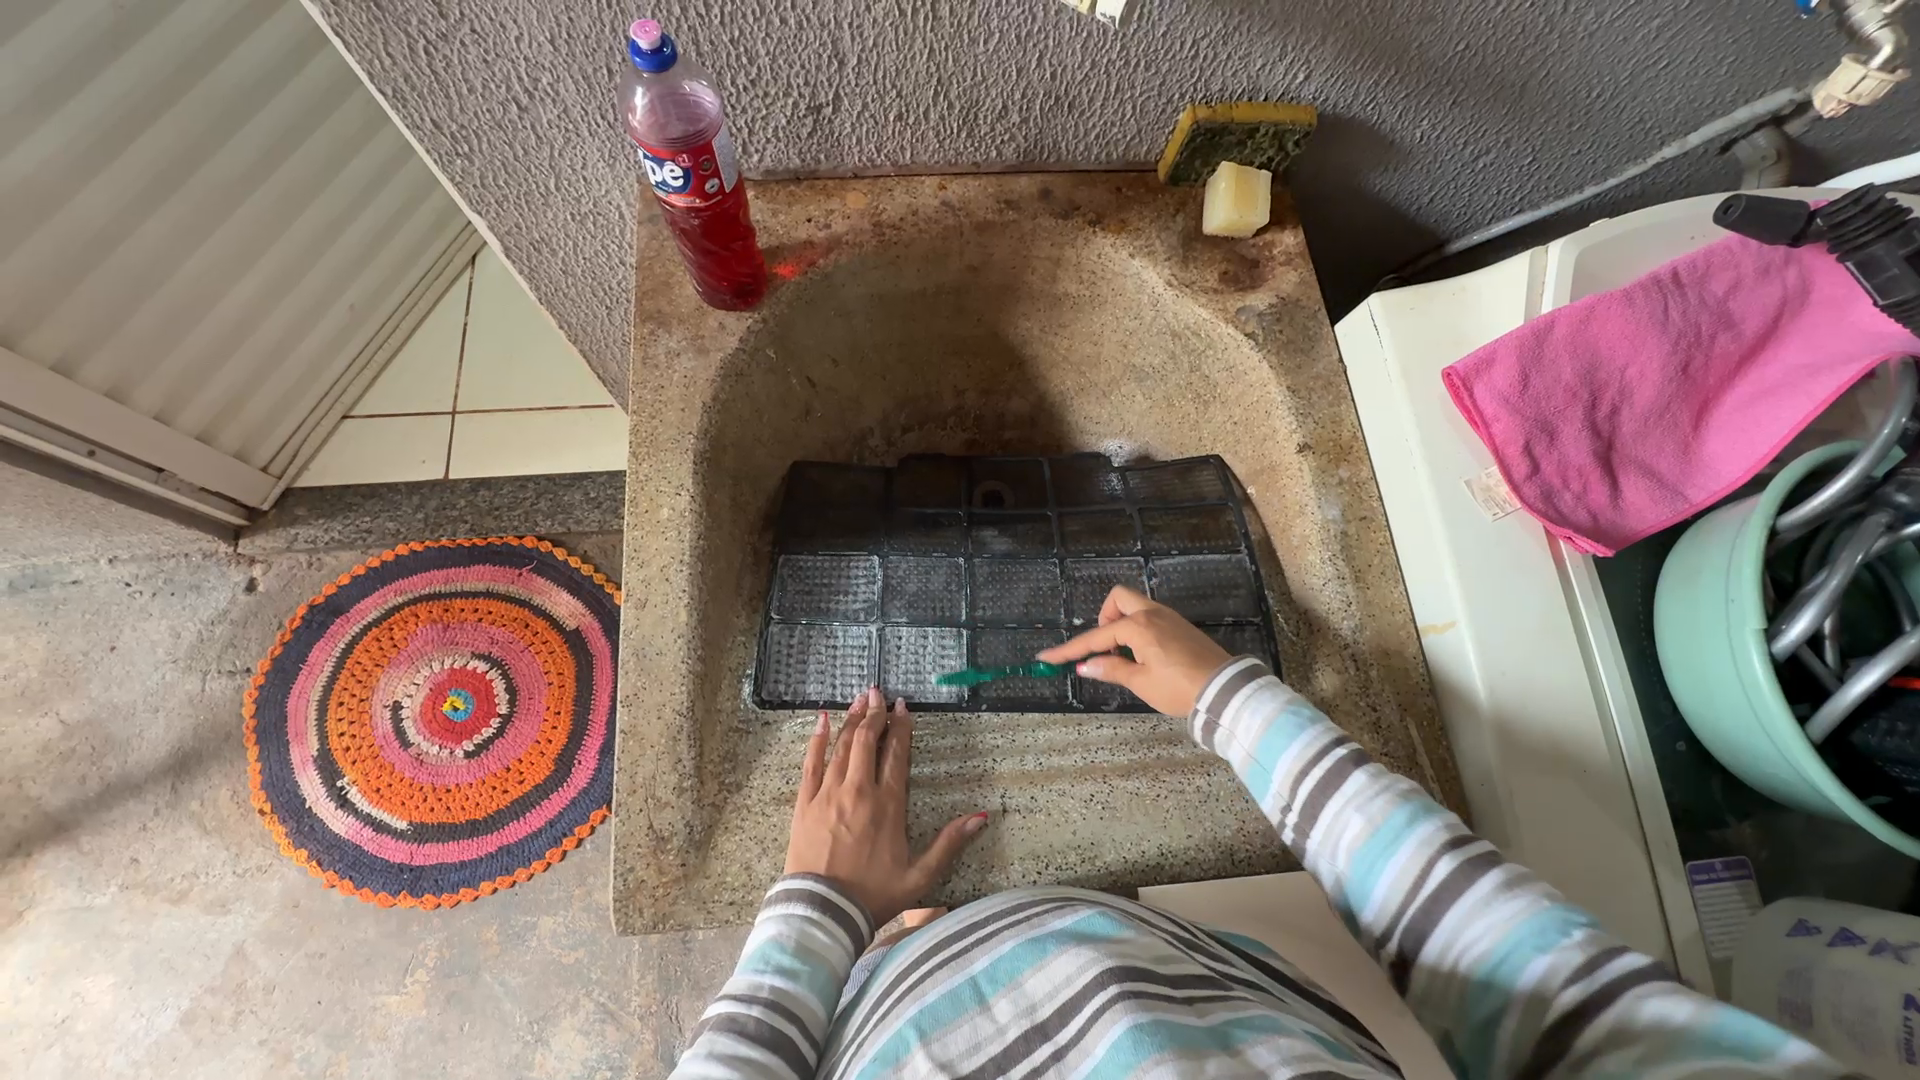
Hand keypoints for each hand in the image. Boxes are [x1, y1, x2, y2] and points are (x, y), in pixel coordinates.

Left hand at [785, 687, 987, 927]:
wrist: (822, 913)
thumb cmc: (873, 896)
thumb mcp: (920, 876)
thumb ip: (950, 843)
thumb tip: (981, 816)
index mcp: (888, 804)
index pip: (896, 754)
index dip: (901, 728)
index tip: (903, 707)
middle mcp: (859, 791)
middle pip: (867, 741)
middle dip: (874, 714)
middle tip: (879, 693)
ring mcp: (828, 794)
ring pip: (841, 746)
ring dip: (851, 719)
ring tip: (859, 699)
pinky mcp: (805, 803)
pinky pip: (811, 762)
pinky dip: (817, 739)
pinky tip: (822, 720)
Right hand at [1037, 586, 1232, 715]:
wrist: (1224, 690)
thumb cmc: (1179, 687)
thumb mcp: (1141, 682)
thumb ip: (1111, 669)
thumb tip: (1085, 665)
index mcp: (1138, 626)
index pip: (1096, 637)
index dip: (1070, 649)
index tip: (1047, 656)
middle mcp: (1152, 614)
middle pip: (1118, 599)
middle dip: (1104, 618)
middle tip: (1106, 647)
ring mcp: (1169, 617)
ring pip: (1136, 606)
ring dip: (1122, 624)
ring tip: (1125, 656)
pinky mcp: (1181, 626)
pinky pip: (1150, 616)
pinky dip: (1138, 629)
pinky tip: (1142, 654)